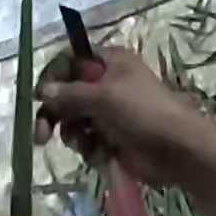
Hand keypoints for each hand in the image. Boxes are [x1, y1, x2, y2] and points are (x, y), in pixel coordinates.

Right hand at [34, 47, 215, 186]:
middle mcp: (107, 81)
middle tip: (42, 136)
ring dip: (75, 134)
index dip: (54, 77)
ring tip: (87, 144)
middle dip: (56, 114)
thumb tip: (42, 90)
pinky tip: (103, 155)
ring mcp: (110, 110)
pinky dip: (91, 148)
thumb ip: (71, 94)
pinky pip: (88, 140)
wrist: (176, 149)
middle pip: (68, 93)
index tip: (39, 97)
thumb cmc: (142, 111)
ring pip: (75, 119)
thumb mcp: (104, 98)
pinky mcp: (112, 136)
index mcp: (110, 61)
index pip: (71, 60)